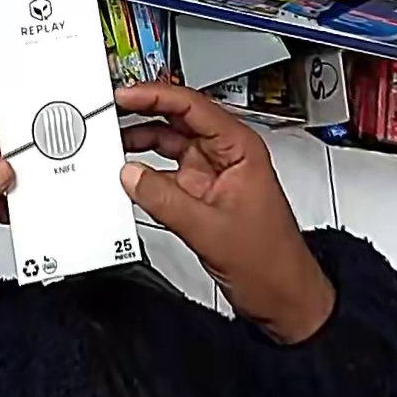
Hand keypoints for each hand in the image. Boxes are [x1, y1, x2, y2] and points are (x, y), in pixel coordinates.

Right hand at [116, 82, 334, 344]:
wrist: (284, 302)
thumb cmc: (272, 263)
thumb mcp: (211, 230)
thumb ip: (165, 200)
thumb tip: (131, 174)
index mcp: (239, 146)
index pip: (192, 106)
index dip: (156, 96)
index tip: (128, 95)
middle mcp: (225, 152)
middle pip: (179, 117)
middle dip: (145, 110)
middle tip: (114, 106)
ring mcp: (211, 170)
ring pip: (171, 140)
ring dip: (142, 137)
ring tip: (112, 134)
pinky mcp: (201, 191)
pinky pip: (167, 169)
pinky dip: (146, 168)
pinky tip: (128, 169)